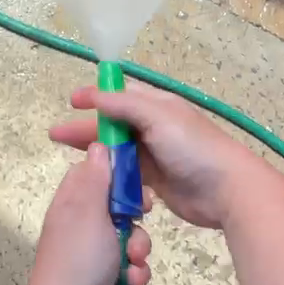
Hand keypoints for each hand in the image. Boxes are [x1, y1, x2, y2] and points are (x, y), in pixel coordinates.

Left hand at [26, 144, 152, 284]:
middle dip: (135, 213)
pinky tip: (132, 280)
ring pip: (129, 234)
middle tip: (144, 214)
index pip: (96, 171)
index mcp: (73, 199)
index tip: (136, 176)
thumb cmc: (79, 255)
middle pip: (117, 202)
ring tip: (134, 258)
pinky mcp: (108, 275)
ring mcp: (95, 249)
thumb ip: (97, 176)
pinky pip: (130, 263)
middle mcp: (82, 220)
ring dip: (138, 246)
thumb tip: (98, 144)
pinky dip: (135, 270)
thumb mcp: (89, 208)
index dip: (117, 171)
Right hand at [50, 82, 267, 230]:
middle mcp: (153, 126)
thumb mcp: (157, 117)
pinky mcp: (155, 181)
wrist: (227, 190)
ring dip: (94, 151)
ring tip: (69, 158)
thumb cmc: (192, 147)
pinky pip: (125, 173)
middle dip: (85, 127)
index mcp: (155, 105)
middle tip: (56, 135)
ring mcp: (154, 154)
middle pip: (112, 124)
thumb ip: (123, 105)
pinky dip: (110, 173)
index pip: (119, 94)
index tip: (71, 102)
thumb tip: (93, 95)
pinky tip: (94, 179)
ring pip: (116, 149)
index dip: (95, 96)